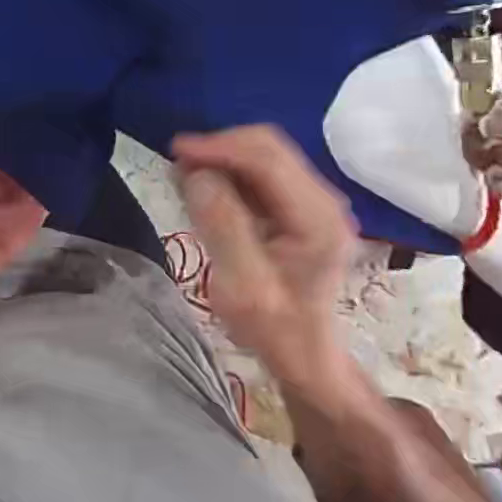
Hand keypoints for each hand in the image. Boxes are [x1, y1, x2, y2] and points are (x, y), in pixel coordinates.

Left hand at [0, 147, 46, 302]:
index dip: (1, 134)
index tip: (14, 123)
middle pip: (19, 155)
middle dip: (28, 144)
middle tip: (39, 133)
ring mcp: (17, 198)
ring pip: (37, 172)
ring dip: (45, 163)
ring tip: (54, 149)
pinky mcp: (31, 219)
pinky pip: (48, 199)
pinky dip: (54, 189)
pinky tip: (58, 175)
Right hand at [172, 126, 359, 393]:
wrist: (304, 353)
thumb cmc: (275, 329)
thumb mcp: (242, 287)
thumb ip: (222, 227)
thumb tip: (197, 175)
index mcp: (317, 219)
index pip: (267, 160)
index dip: (220, 147)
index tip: (177, 150)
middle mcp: (324, 199)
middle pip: (269, 147)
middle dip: (220, 148)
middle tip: (178, 164)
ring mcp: (315, 199)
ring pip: (264, 154)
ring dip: (224, 158)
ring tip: (187, 175)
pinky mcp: (302, 203)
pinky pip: (262, 170)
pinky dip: (231, 170)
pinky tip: (207, 186)